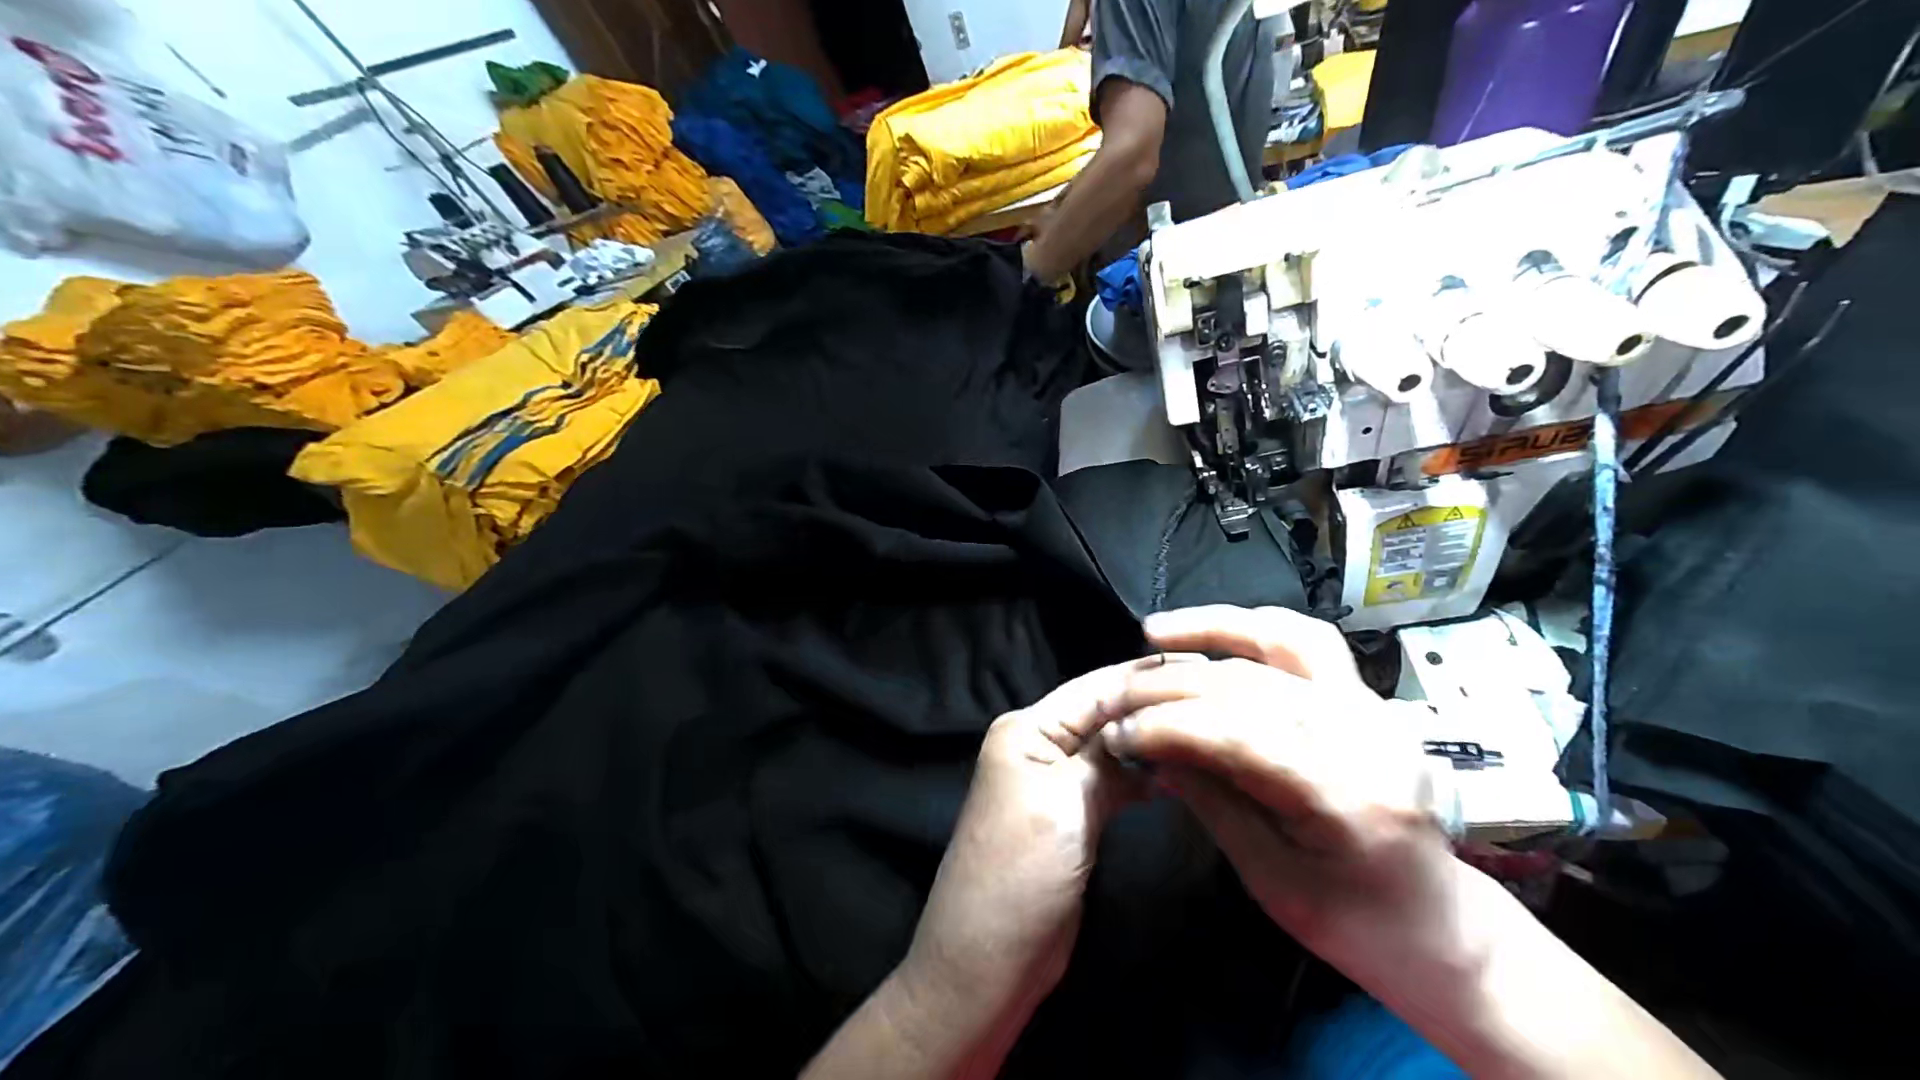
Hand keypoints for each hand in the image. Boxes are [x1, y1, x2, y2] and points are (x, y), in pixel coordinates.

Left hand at [904, 655, 1182, 998]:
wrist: (990, 960)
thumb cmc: (1021, 872)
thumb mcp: (1064, 803)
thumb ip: (1104, 757)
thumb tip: (1145, 724)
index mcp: (1026, 728)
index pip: (1094, 689)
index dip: (1144, 679)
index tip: (1204, 667)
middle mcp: (1038, 745)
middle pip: (1104, 714)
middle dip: (1152, 708)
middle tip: (1220, 699)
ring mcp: (1056, 782)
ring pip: (1111, 748)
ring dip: (1150, 742)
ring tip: (1209, 728)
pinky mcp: (1072, 815)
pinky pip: (1111, 781)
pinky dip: (1141, 776)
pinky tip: (1179, 773)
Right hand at [1101, 606, 1467, 992]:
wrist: (1439, 926)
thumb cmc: (1354, 923)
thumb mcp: (1269, 879)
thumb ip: (1211, 801)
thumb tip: (1149, 748)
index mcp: (1346, 796)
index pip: (1237, 734)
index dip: (1168, 726)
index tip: (1116, 733)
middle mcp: (1366, 736)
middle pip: (1249, 686)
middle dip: (1172, 686)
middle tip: (1119, 698)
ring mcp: (1372, 709)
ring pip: (1282, 645)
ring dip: (1212, 630)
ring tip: (1156, 633)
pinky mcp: (1367, 698)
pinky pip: (1310, 643)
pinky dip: (1257, 629)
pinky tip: (1218, 631)